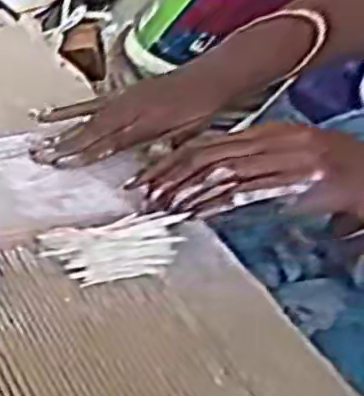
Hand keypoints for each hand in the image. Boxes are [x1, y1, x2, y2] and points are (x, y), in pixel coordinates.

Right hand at [34, 71, 226, 167]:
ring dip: (59, 134)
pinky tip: (45, 117)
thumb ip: (162, 156)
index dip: (85, 154)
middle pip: (92, 131)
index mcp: (150, 124)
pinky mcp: (120, 94)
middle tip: (36, 159)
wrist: (227, 69)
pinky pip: (89, 104)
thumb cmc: (207, 107)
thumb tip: (135, 182)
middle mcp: (133, 111)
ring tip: (35, 147)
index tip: (59, 164)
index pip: (110, 143)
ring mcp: (125, 100)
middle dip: (63, 146)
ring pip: (87, 120)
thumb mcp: (192, 134)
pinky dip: (65, 112)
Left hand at [135, 123, 363, 216]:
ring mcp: (291, 158)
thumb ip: (228, 162)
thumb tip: (173, 181)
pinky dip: (212, 205)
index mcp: (266, 132)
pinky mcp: (298, 179)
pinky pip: (244, 191)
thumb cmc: (307, 170)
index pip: (202, 145)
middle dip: (169, 181)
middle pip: (207, 158)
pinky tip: (193, 215)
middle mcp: (278, 140)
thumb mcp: (268, 157)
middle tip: (148, 201)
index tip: (136, 184)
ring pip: (222, 173)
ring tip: (167, 210)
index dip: (163, 165)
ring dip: (187, 194)